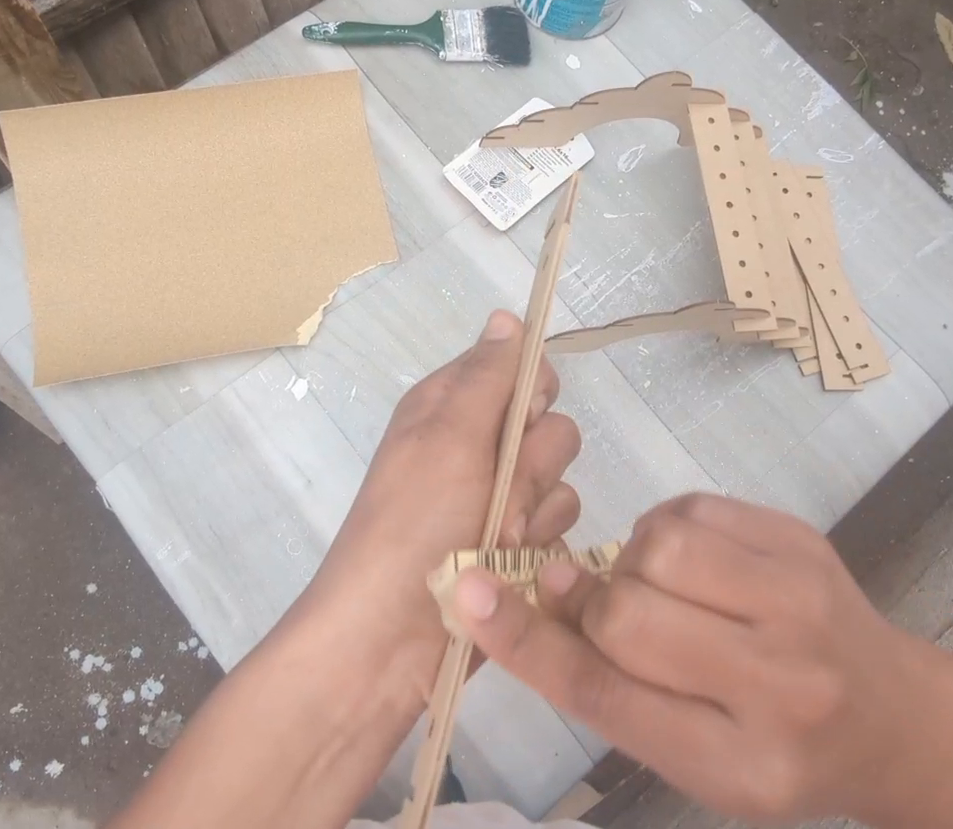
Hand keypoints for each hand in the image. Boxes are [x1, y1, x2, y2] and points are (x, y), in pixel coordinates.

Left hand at [297, 309, 584, 697]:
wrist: (390, 638)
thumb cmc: (415, 522)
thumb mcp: (449, 436)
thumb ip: (488, 375)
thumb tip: (507, 314)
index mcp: (450, 408)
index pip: (519, 368)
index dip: (532, 390)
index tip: (522, 415)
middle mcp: (476, 447)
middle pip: (551, 426)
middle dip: (534, 461)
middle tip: (499, 491)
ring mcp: (498, 502)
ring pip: (561, 481)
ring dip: (535, 511)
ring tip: (495, 540)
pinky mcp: (516, 549)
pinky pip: (560, 531)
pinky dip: (537, 549)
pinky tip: (509, 568)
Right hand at [449, 492, 944, 824]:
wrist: (890, 716)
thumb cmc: (772, 748)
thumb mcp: (688, 752)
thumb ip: (607, 684)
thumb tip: (532, 592)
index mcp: (738, 764)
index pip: (607, 696)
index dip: (527, 642)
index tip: (468, 590)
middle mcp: (781, 686)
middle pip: (627, 613)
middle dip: (596, 603)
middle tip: (613, 610)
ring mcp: (803, 602)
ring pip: (659, 546)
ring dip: (636, 563)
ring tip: (666, 589)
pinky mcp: (803, 540)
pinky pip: (691, 508)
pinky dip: (670, 530)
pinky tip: (700, 565)